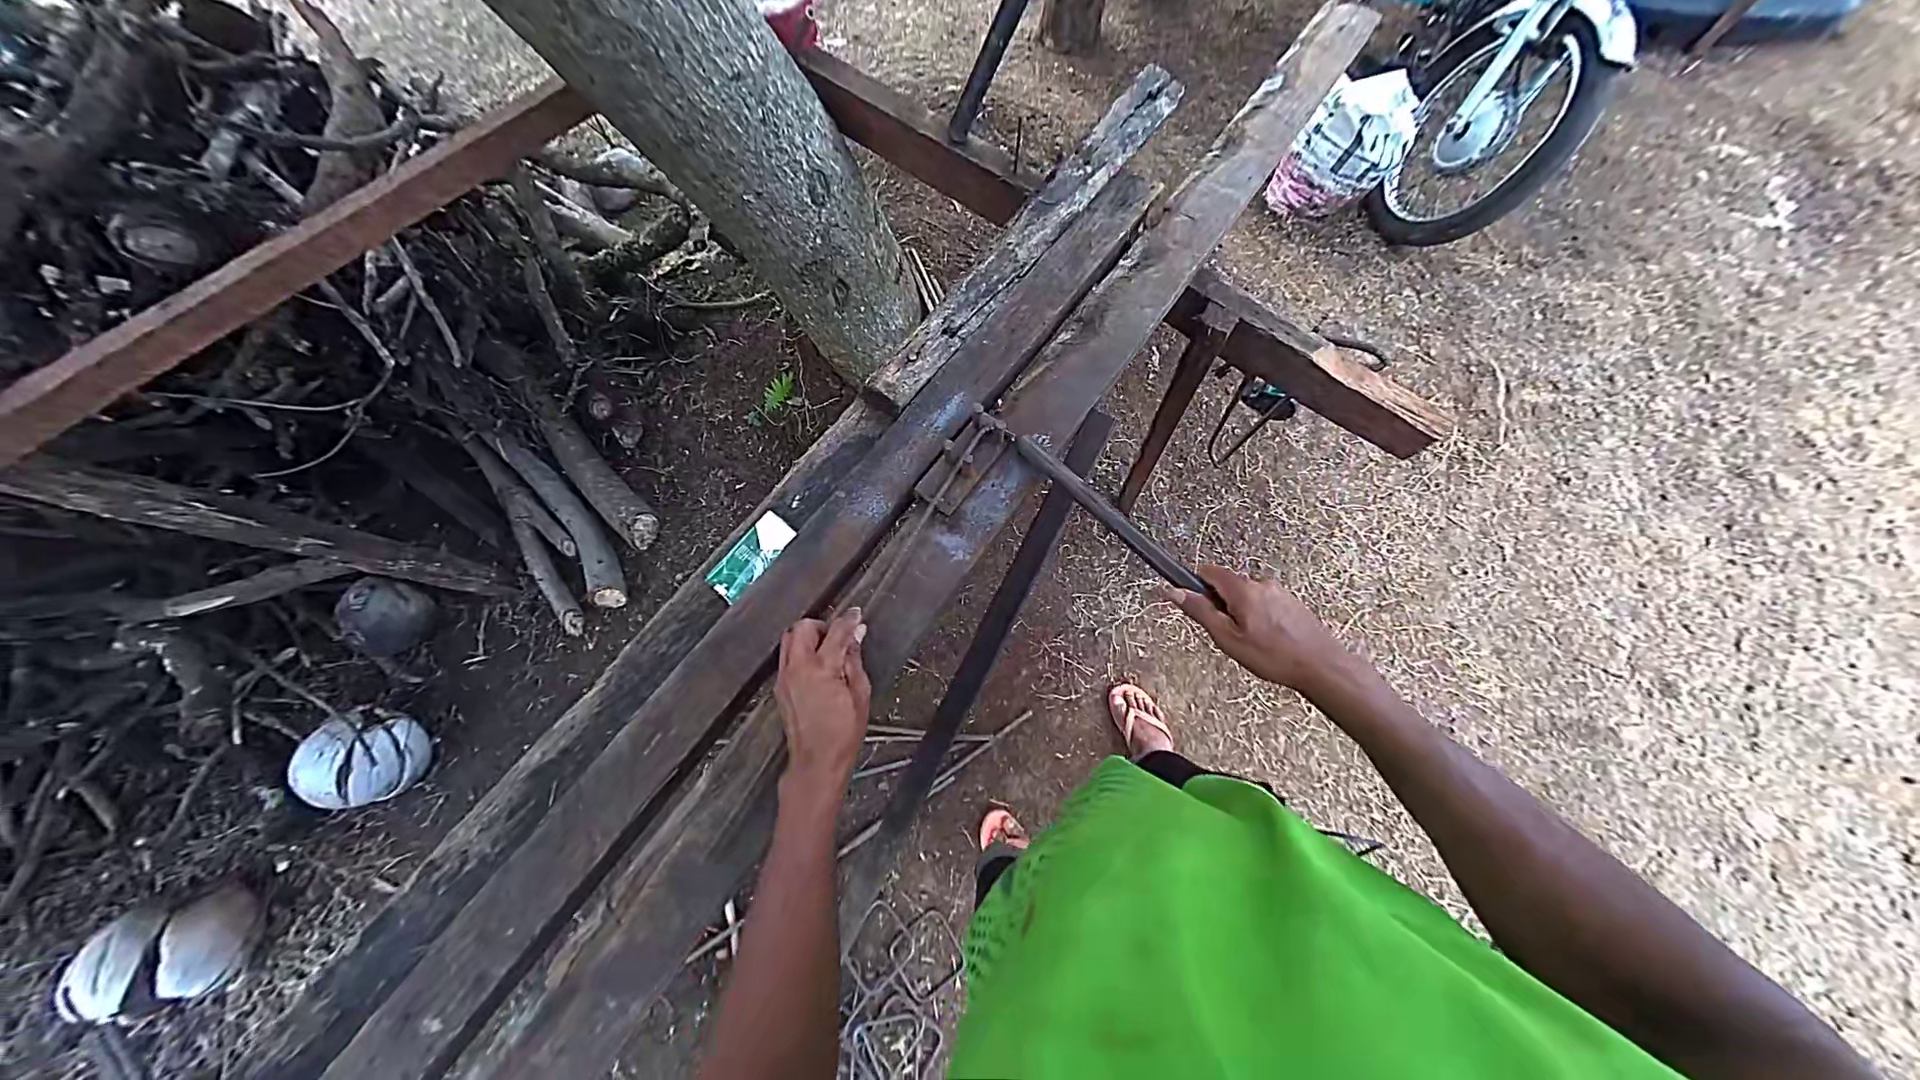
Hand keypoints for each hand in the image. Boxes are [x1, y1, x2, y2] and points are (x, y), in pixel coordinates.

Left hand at [774, 607, 871, 794]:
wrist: (817, 761)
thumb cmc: (842, 733)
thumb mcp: (860, 694)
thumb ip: (854, 660)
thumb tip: (856, 636)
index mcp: (821, 668)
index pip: (836, 632)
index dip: (849, 620)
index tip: (857, 616)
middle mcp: (797, 669)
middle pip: (802, 627)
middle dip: (821, 625)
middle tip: (838, 635)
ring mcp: (784, 678)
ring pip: (789, 640)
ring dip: (807, 637)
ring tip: (827, 650)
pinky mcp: (779, 688)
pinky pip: (787, 658)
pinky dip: (800, 653)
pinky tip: (817, 667)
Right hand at [1163, 566, 1351, 694]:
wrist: (1321, 666)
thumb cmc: (1275, 656)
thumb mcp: (1227, 637)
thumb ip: (1200, 611)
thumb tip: (1174, 592)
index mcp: (1243, 589)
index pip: (1208, 571)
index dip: (1195, 584)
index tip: (1192, 601)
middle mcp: (1262, 584)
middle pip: (1228, 585)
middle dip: (1220, 605)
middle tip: (1226, 633)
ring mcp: (1279, 593)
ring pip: (1247, 596)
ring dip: (1241, 613)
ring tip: (1250, 641)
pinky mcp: (1292, 603)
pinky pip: (1264, 604)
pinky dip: (1259, 617)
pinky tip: (1267, 641)